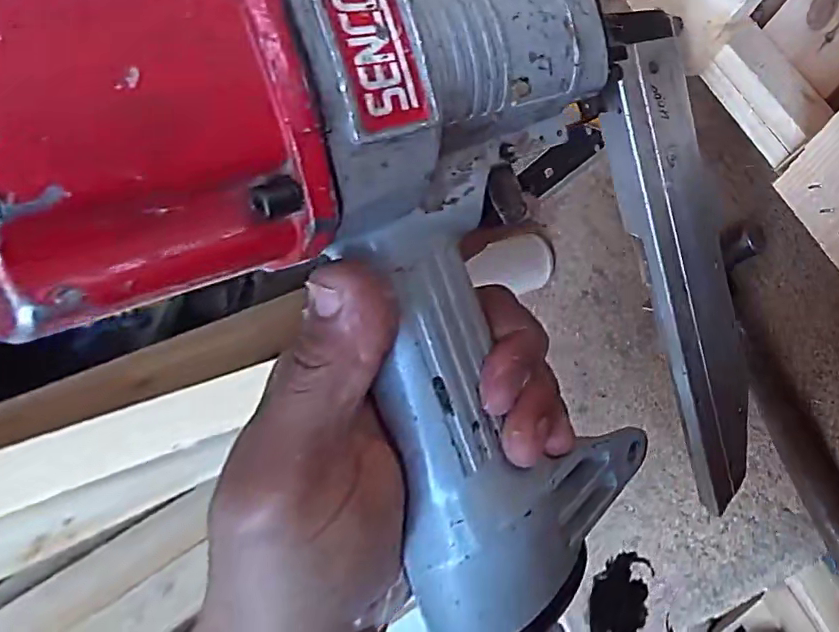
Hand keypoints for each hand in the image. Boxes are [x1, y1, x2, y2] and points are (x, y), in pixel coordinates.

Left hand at [199, 263, 576, 631]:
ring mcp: (453, 404)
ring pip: (521, 357)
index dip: (468, 292)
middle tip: (504, 404)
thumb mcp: (285, 473)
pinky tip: (546, 450)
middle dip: (515, 353)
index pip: (423, 288)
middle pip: (487, 318)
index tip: (489, 335)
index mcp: (357, 360)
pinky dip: (552, 418)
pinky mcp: (487, 435)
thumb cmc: (289, 562)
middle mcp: (412, 371)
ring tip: (525, 448)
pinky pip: (538, 402)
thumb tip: (347, 276)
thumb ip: (316, 378)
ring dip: (538, 393)